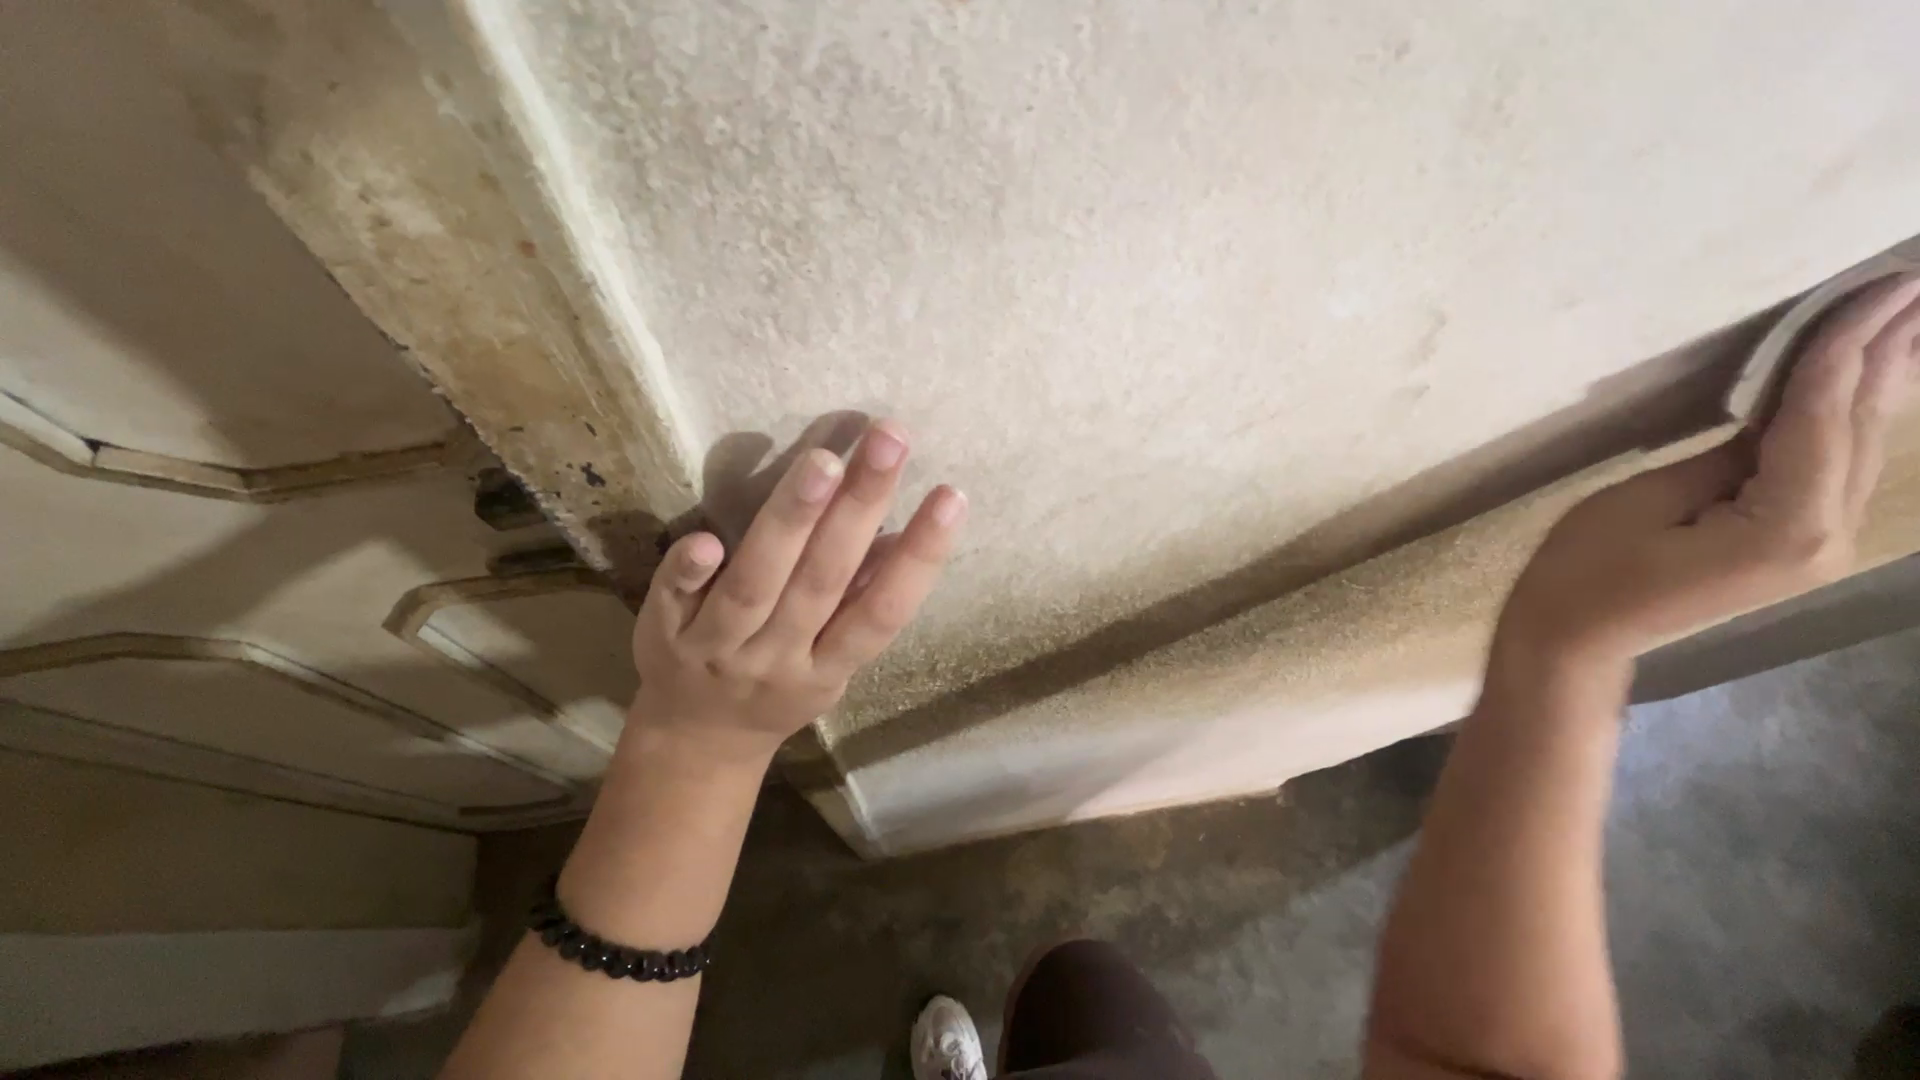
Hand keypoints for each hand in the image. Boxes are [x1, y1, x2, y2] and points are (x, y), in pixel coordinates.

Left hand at [626, 419, 966, 759]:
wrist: (697, 742)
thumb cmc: (778, 692)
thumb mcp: (831, 664)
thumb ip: (860, 602)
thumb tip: (899, 536)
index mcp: (829, 667)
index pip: (884, 611)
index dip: (920, 558)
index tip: (952, 497)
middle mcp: (779, 658)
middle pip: (823, 581)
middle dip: (858, 509)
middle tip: (889, 439)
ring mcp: (719, 649)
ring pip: (757, 585)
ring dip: (790, 522)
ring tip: (823, 462)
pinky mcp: (663, 636)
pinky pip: (674, 601)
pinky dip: (688, 572)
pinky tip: (706, 536)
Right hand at [1497, 274, 1919, 669]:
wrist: (1574, 639)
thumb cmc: (1584, 571)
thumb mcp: (1641, 501)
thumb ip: (1723, 459)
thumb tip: (1772, 422)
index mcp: (1783, 526)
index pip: (1819, 420)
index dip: (1842, 350)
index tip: (1879, 289)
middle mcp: (1824, 537)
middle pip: (1858, 432)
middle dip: (1885, 356)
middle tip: (1914, 287)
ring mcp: (1818, 549)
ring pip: (1860, 452)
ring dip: (1882, 385)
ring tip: (1908, 324)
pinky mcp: (1797, 550)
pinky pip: (1837, 474)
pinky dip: (1852, 425)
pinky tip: (1867, 394)